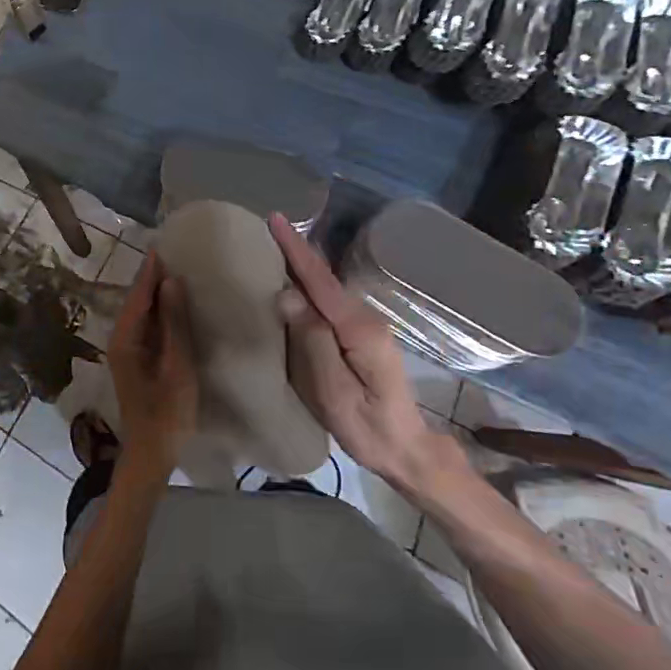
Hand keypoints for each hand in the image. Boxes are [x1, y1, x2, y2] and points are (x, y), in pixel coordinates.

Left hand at [106, 252, 197, 475]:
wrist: (152, 452)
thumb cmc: (167, 411)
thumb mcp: (177, 365)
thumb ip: (175, 323)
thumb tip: (171, 281)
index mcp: (125, 338)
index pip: (139, 294)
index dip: (151, 270)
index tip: (163, 244)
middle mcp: (120, 339)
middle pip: (137, 300)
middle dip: (153, 277)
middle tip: (174, 252)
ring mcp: (128, 350)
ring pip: (141, 312)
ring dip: (157, 293)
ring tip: (178, 270)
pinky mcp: (137, 359)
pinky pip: (148, 325)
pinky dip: (160, 311)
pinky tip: (176, 305)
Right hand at [267, 214, 473, 499]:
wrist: (407, 450)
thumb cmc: (368, 428)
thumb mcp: (333, 392)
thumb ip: (313, 342)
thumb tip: (288, 294)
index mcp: (360, 329)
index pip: (320, 282)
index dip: (296, 250)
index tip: (275, 219)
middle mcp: (365, 318)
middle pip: (324, 279)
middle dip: (295, 253)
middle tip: (264, 230)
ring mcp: (366, 326)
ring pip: (326, 290)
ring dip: (301, 269)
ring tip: (270, 250)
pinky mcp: (362, 336)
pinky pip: (329, 304)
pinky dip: (309, 288)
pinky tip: (293, 286)